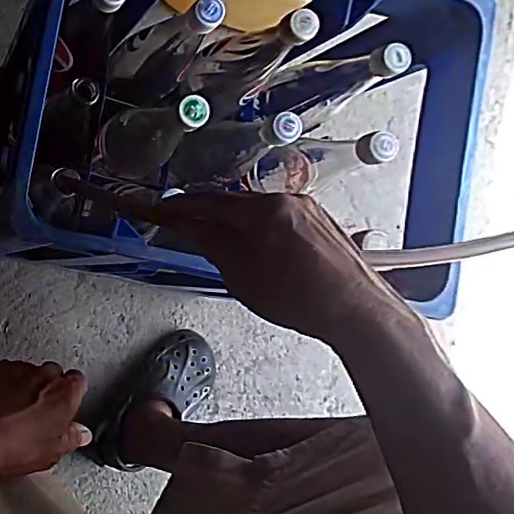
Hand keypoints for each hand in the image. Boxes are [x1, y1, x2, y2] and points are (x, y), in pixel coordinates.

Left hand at [0, 360, 90, 486]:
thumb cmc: (10, 445)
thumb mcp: (51, 452)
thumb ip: (71, 437)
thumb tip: (80, 433)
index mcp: (63, 393)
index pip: (78, 382)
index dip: (72, 394)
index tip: (66, 405)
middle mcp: (43, 374)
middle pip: (54, 374)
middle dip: (49, 389)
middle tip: (40, 412)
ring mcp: (18, 369)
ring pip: (30, 372)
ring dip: (26, 385)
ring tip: (16, 410)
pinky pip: (8, 372)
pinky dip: (6, 383)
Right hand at [144, 192, 421, 347]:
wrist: (361, 313)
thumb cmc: (302, 299)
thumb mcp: (242, 275)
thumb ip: (210, 243)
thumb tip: (186, 226)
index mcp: (263, 211)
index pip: (205, 204)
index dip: (174, 208)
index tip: (152, 209)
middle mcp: (285, 200)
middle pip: (227, 201)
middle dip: (198, 212)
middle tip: (172, 221)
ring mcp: (304, 207)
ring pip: (250, 208)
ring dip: (224, 219)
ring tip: (205, 236)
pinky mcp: (317, 220)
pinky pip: (271, 214)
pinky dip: (249, 224)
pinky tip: (242, 241)